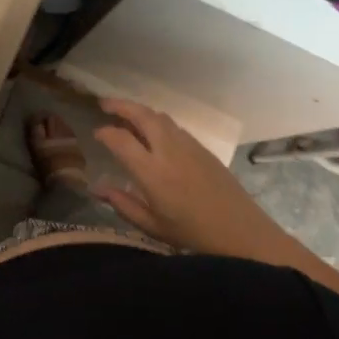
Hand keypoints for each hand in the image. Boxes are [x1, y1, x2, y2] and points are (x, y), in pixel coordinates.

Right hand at [90, 98, 291, 260]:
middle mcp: (169, 151)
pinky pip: (175, 127)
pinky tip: (154, 133)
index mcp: (152, 172)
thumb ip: (123, 204)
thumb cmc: (192, 234)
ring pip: (160, 117)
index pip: (121, 140)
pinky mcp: (203, 148)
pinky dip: (158, 122)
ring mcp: (188, 146)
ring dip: (141, 111)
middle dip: (121, 105)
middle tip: (105, 104)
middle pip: (142, 115)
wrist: (242, 232)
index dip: (105, 133)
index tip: (96, 134)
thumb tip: (97, 187)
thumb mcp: (152, 225)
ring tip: (127, 115)